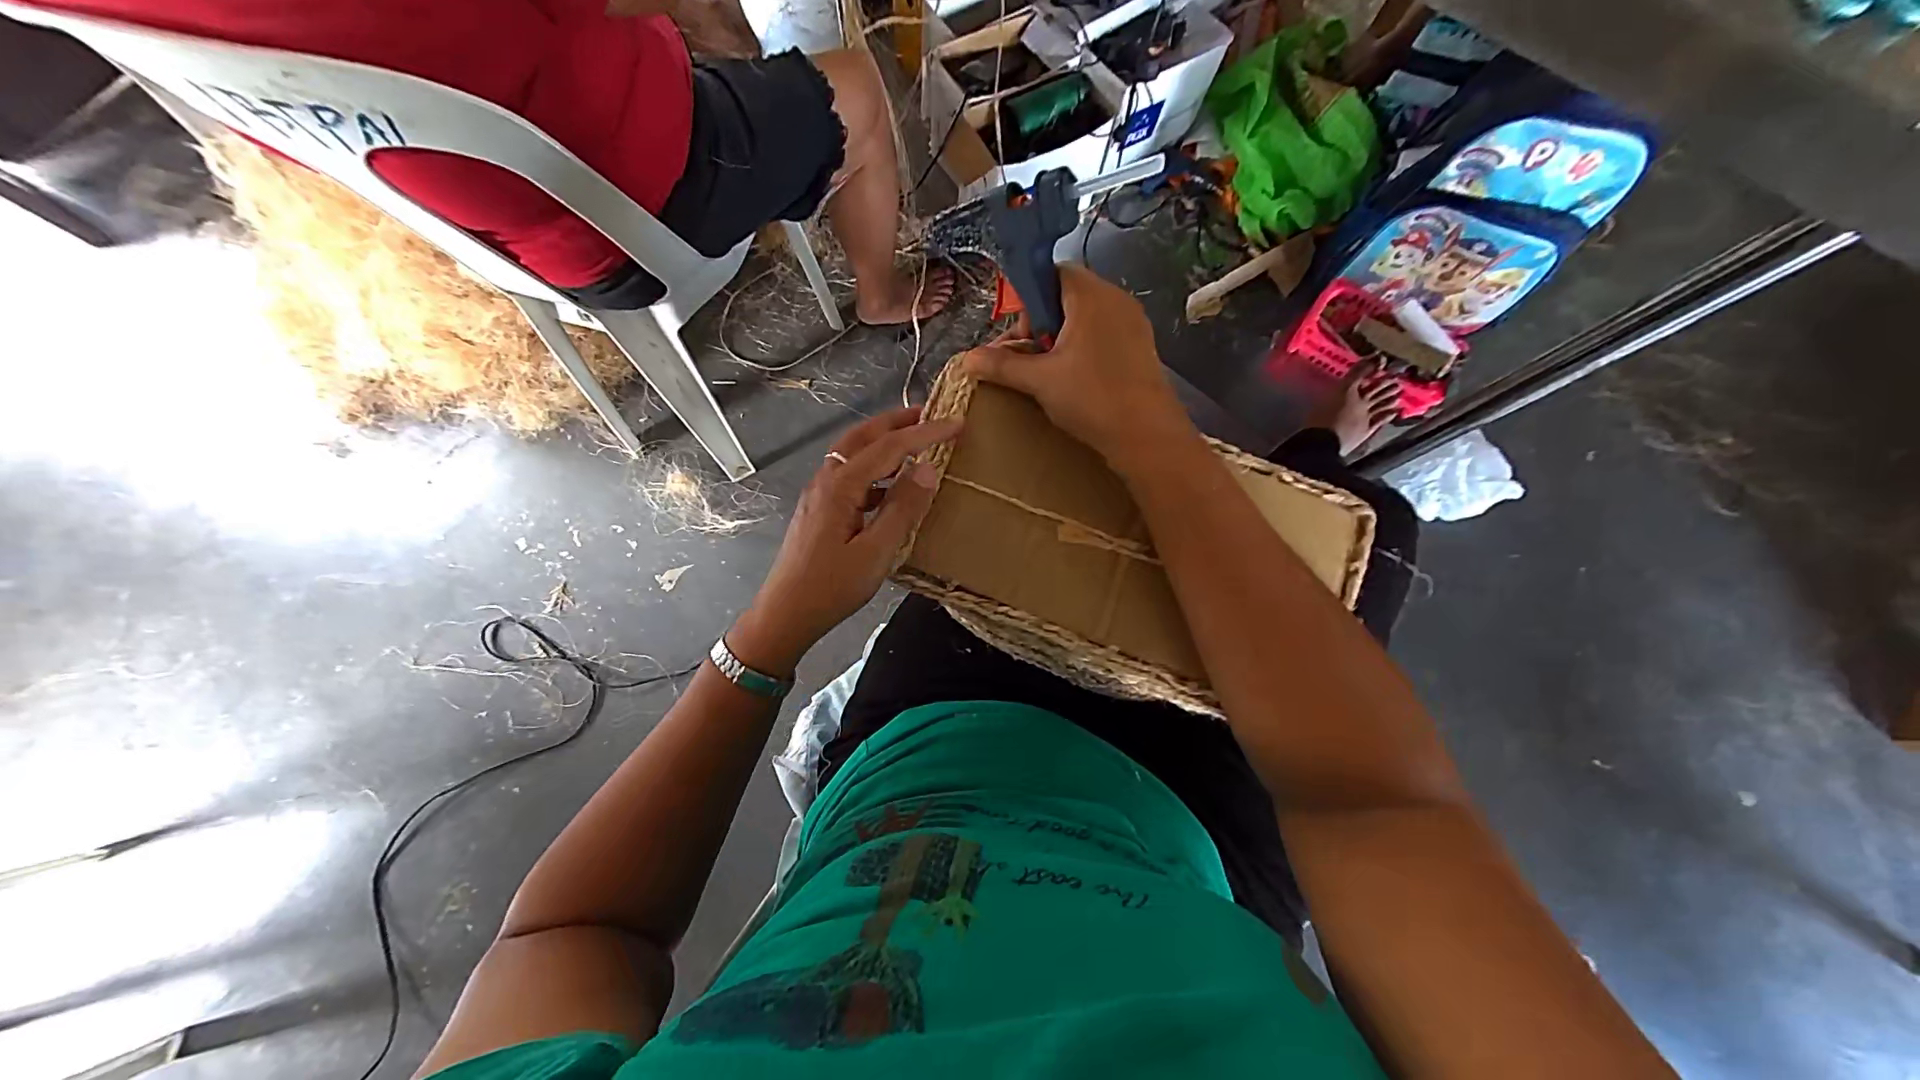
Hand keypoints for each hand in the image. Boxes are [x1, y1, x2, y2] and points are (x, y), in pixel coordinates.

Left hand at [731, 407, 961, 674]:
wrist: (785, 614)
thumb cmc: (831, 587)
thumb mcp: (876, 552)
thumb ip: (902, 509)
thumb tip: (927, 469)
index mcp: (840, 486)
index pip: (889, 447)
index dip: (924, 432)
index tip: (956, 423)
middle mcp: (826, 481)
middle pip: (863, 437)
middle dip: (896, 421)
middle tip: (930, 413)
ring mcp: (819, 495)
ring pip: (854, 455)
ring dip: (884, 442)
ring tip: (915, 443)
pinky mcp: (819, 511)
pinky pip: (851, 477)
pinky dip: (875, 469)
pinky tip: (891, 488)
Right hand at [962, 263, 1195, 467]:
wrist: (1147, 435)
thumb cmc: (1091, 398)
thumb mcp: (1039, 381)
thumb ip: (1002, 366)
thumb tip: (966, 359)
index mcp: (1091, 295)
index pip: (1052, 272)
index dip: (1029, 299)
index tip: (1020, 335)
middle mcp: (1116, 300)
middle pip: (1068, 296)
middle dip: (1041, 323)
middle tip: (1030, 358)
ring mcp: (1133, 323)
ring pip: (1086, 318)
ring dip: (1061, 339)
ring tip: (1049, 373)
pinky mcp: (1141, 347)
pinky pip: (1103, 335)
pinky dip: (1083, 350)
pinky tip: (1075, 382)